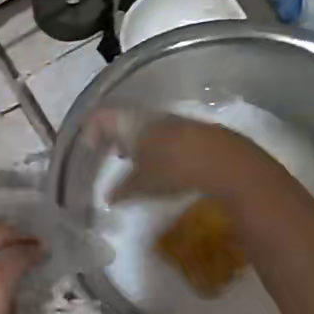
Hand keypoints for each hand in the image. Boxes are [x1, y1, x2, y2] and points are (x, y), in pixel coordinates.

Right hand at [102, 114, 281, 204]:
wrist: (224, 161)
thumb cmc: (173, 170)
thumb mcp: (142, 185)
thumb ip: (123, 189)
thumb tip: (109, 197)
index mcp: (132, 124)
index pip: (102, 116)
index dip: (92, 129)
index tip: (90, 147)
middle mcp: (151, 116)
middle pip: (124, 119)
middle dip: (115, 135)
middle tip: (110, 152)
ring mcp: (174, 120)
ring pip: (147, 125)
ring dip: (138, 140)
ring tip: (136, 159)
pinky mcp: (193, 129)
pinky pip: (166, 132)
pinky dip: (157, 144)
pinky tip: (164, 161)